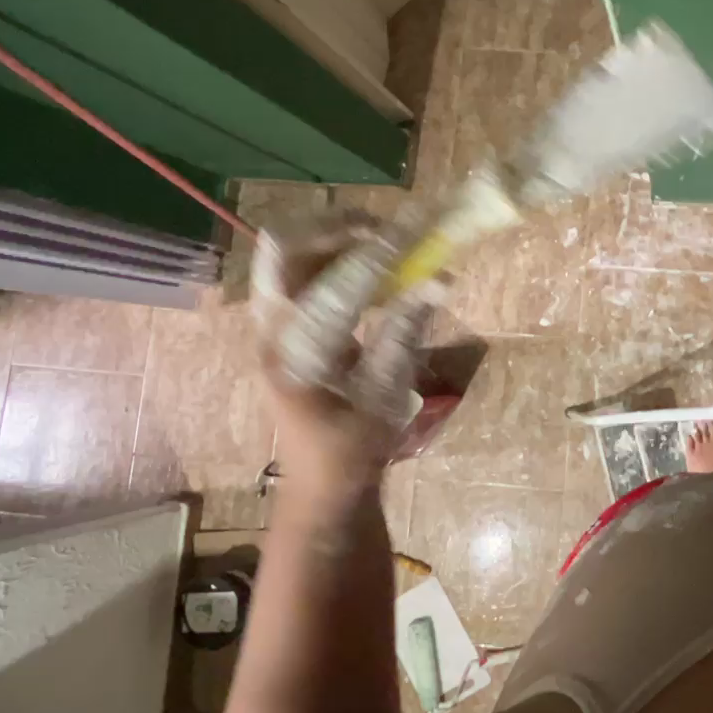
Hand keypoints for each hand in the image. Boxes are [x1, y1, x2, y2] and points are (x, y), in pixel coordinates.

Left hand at [252, 213, 443, 489]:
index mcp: (296, 357)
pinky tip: (374, 267)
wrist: (319, 482)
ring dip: (335, 238)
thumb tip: (440, 279)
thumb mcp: (387, 397)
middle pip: (285, 252)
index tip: (414, 232)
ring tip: (385, 241)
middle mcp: (273, 331)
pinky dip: (336, 256)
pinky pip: (300, 271)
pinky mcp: (284, 326)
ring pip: (288, 255)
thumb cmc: (353, 449)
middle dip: (337, 230)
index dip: (377, 255)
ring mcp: (272, 326)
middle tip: (388, 230)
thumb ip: (406, 333)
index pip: (334, 287)